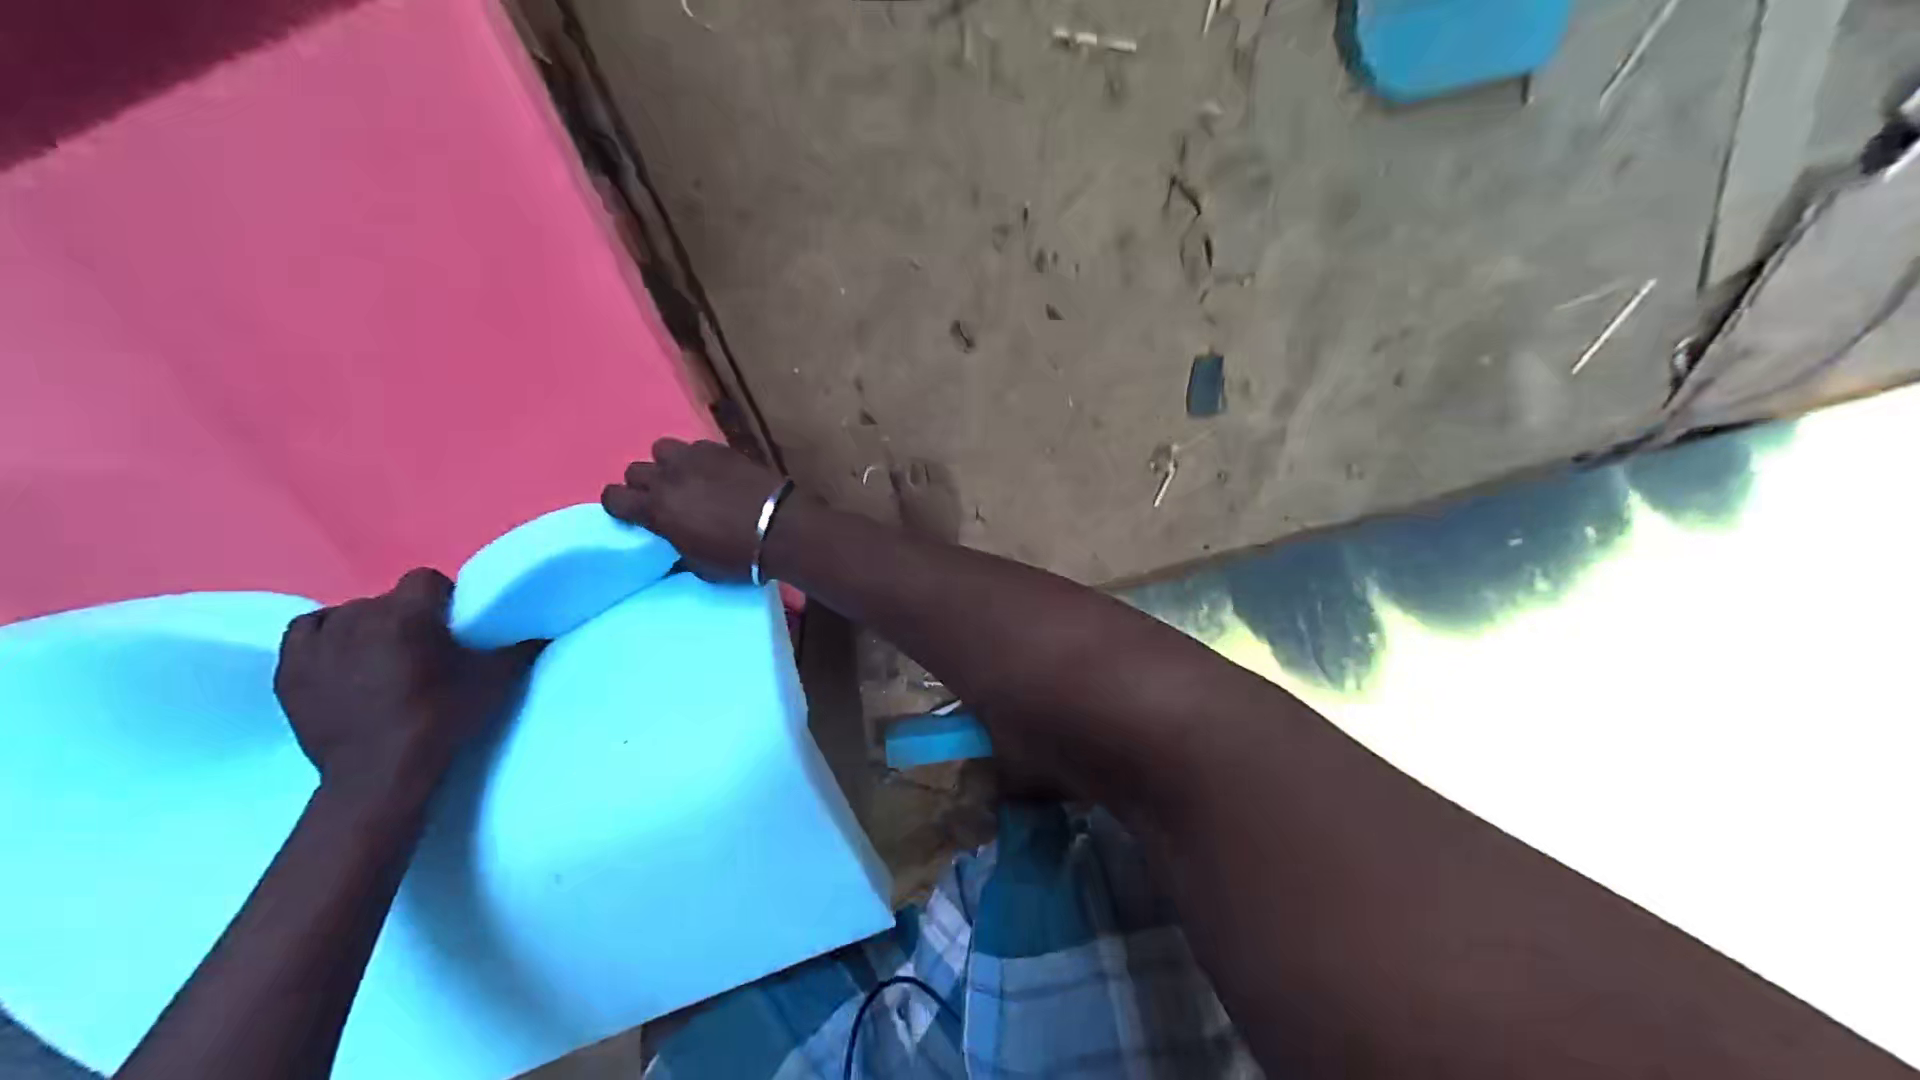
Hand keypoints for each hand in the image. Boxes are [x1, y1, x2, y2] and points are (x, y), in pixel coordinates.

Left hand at [275, 568, 544, 799]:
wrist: (380, 774)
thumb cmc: (442, 719)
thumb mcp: (494, 681)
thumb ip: (519, 647)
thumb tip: (541, 628)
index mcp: (407, 615)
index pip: (425, 579)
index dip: (442, 599)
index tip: (452, 626)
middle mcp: (358, 618)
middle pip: (388, 599)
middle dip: (406, 616)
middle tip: (421, 649)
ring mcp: (318, 643)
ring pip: (349, 614)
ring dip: (368, 627)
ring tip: (381, 657)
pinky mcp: (289, 668)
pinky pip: (308, 629)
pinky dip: (327, 635)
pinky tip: (344, 656)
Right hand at [601, 438, 790, 582]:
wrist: (781, 528)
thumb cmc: (739, 556)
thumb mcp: (699, 565)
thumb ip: (676, 548)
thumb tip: (671, 544)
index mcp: (657, 509)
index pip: (613, 497)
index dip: (618, 506)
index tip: (631, 514)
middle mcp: (668, 478)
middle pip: (635, 470)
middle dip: (644, 485)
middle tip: (664, 499)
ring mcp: (695, 458)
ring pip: (662, 450)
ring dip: (669, 465)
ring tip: (688, 479)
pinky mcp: (721, 449)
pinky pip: (695, 446)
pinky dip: (698, 458)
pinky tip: (714, 472)